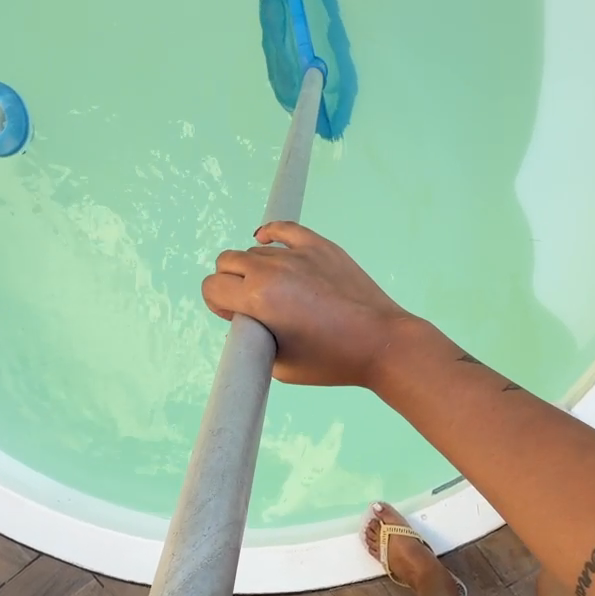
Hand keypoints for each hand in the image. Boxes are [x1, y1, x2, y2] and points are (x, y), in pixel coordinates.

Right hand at [203, 221, 444, 387]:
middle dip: (231, 284)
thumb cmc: (335, 361)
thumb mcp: (281, 366)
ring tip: (276, 292)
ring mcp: (299, 254)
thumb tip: (243, 323)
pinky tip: (266, 241)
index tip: (235, 317)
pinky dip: (270, 234)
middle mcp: (274, 270)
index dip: (218, 305)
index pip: (212, 287)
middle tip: (251, 305)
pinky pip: (283, 229)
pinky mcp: (321, 246)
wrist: (382, 344)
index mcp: (259, 300)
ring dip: (256, 269)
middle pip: (228, 262)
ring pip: (256, 250)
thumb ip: (253, 341)